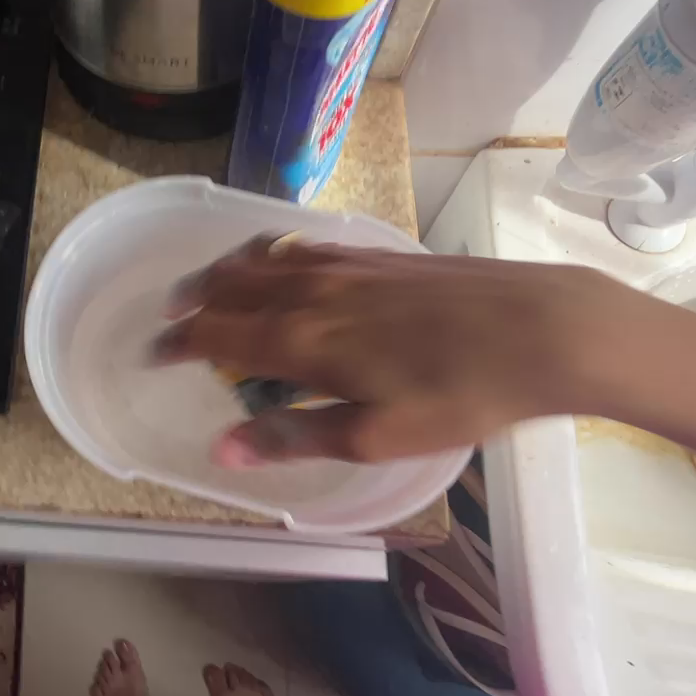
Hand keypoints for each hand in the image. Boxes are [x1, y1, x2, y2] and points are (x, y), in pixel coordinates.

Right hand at [149, 238, 670, 467]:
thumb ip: (291, 435)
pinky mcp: (370, 254)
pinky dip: (265, 253)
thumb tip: (222, 449)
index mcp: (300, 340)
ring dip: (222, 272)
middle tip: (170, 315)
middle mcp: (307, 293)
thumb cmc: (456, 393)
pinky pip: (296, 246)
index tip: (155, 352)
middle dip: (192, 301)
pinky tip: (275, 262)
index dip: (179, 343)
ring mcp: (339, 266)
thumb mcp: (374, 436)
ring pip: (259, 260)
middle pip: (229, 287)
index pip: (217, 334)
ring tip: (206, 283)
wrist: (539, 328)